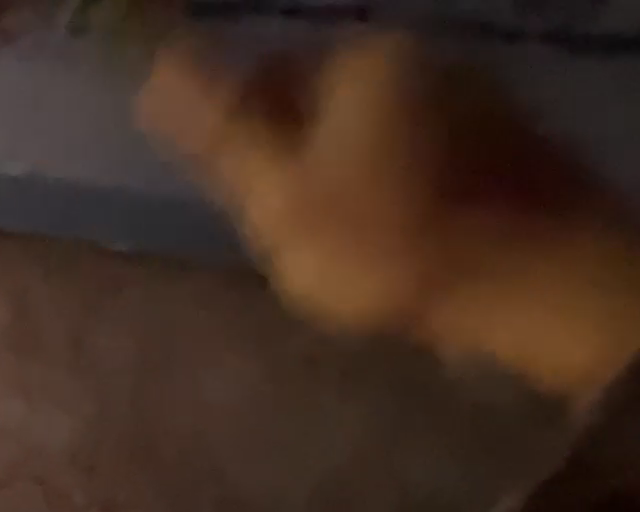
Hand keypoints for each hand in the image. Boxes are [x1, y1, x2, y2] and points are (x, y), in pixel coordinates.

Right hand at [138, 33, 639, 400]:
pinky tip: (370, 234)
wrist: (523, 283)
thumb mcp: (273, 193)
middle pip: (310, 104)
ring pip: (354, 132)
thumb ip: (217, 132)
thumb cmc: (377, 243)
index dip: (230, 133)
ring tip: (314, 237)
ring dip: (323, 175)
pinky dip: (372, 188)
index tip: (225, 189)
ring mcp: (463, 100)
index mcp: (361, 63)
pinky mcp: (490, 144)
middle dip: (277, 155)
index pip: (262, 75)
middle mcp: (419, 61)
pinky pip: (400, 155)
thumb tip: (154, 73)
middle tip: (266, 223)